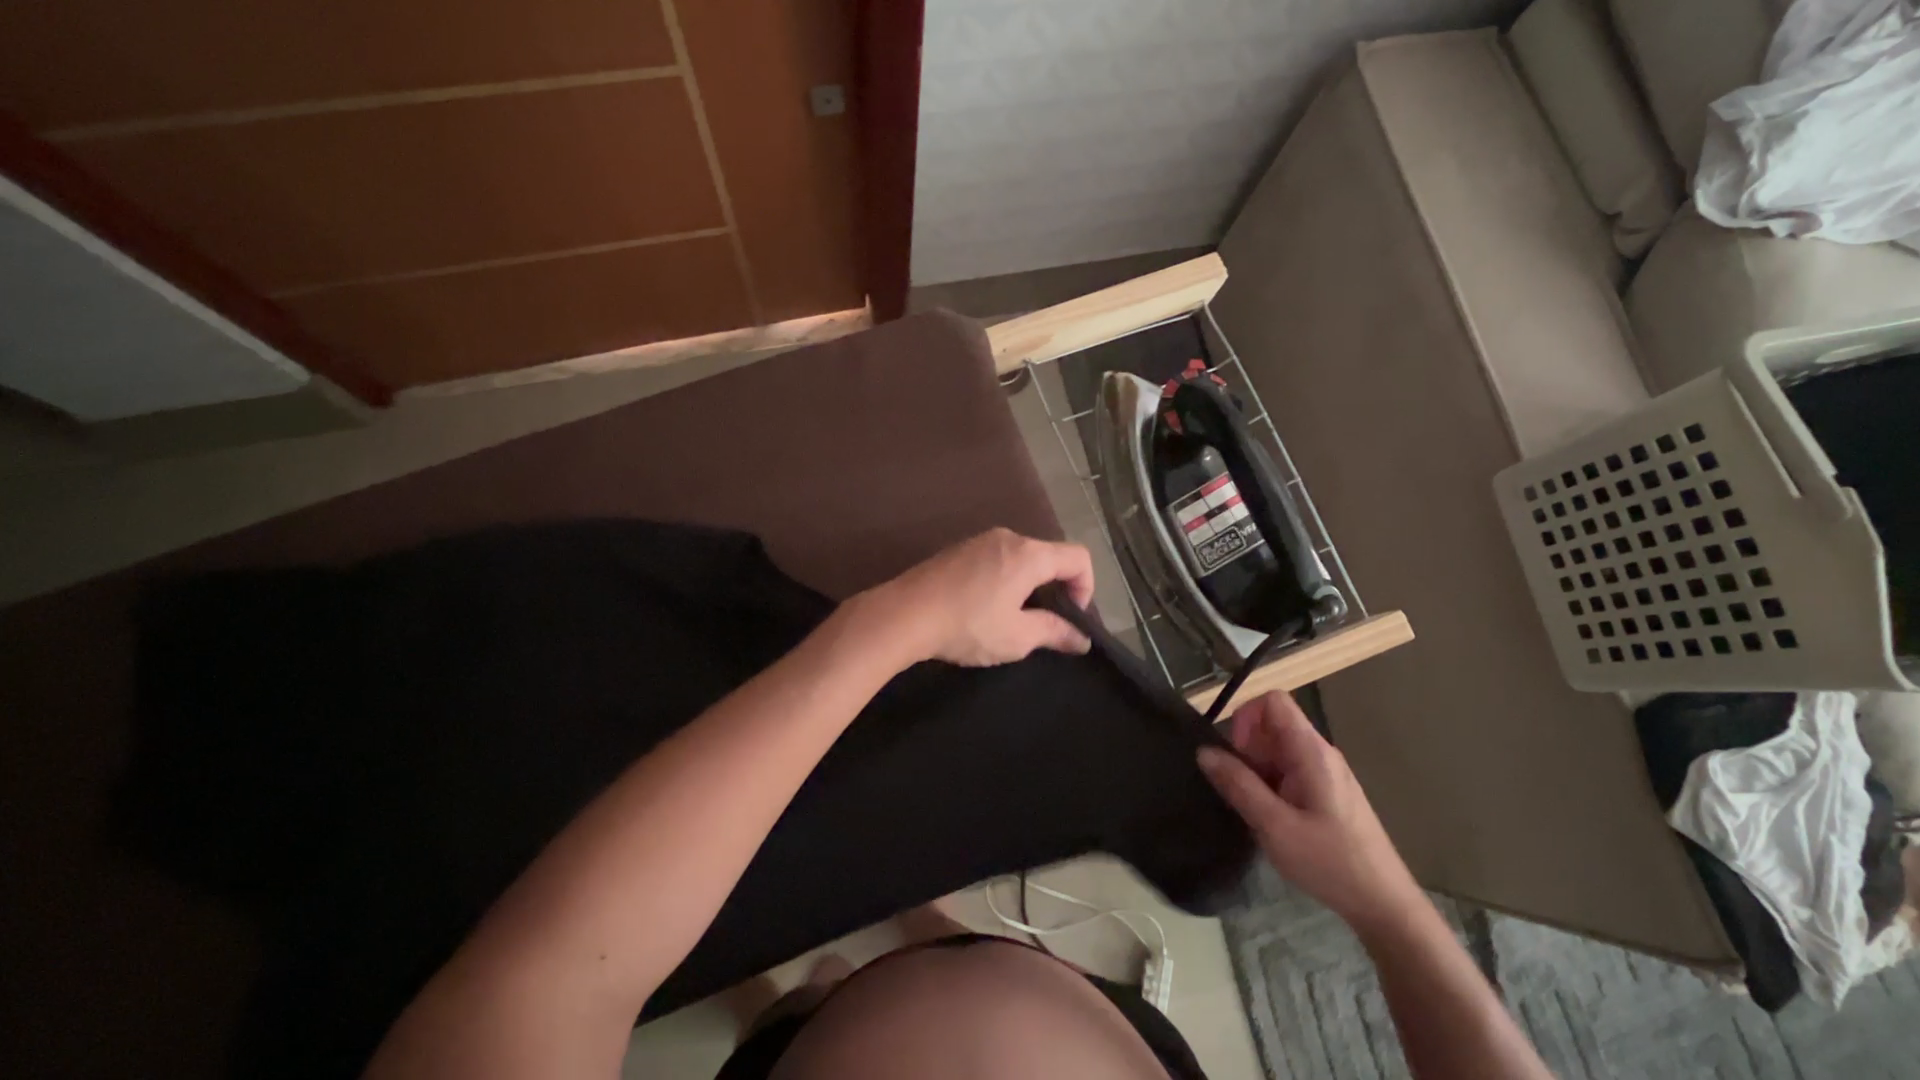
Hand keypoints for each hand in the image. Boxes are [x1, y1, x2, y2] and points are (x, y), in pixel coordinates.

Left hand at [856, 528, 1093, 666]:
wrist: (903, 615)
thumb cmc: (967, 625)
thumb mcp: (1016, 637)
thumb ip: (1054, 633)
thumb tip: (1081, 639)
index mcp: (1028, 554)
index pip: (1078, 557)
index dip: (1086, 587)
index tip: (1071, 617)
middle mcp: (1007, 538)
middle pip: (1049, 555)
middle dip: (1056, 588)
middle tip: (1045, 623)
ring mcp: (978, 541)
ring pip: (1020, 558)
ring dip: (1028, 585)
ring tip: (1014, 619)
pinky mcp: (957, 550)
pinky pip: (995, 559)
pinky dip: (1004, 580)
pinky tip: (985, 609)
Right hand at [1197, 692, 1423, 934]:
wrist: (1381, 902)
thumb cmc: (1329, 862)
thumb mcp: (1274, 826)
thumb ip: (1238, 785)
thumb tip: (1203, 750)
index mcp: (1311, 751)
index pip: (1273, 701)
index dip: (1246, 718)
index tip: (1234, 755)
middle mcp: (1320, 753)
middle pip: (1272, 726)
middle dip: (1246, 750)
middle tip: (1240, 792)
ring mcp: (1325, 773)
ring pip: (1277, 751)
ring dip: (1256, 772)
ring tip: (1253, 811)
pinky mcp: (1326, 793)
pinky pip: (1288, 772)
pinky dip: (1270, 786)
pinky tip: (1270, 820)